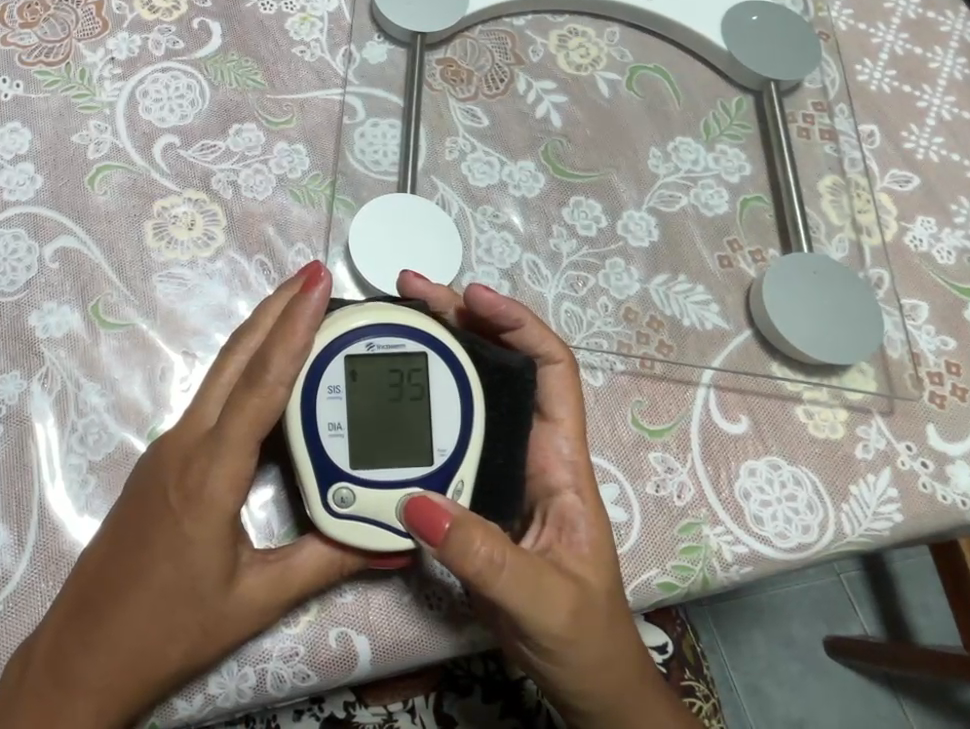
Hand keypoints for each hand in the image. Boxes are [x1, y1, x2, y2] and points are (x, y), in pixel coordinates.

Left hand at [0, 260, 384, 728]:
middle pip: (232, 361)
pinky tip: (269, 377)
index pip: (260, 385)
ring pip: (218, 376)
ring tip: (297, 306)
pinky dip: (244, 374)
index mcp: (210, 471)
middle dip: (273, 310)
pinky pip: (210, 403)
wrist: (86, 650)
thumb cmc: (169, 627)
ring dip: (258, 336)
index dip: (292, 329)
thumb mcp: (255, 599)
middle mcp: (185, 444)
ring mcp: (168, 449)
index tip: (314, 283)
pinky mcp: (164, 462)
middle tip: (312, 273)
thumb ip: (325, 562)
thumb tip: (391, 544)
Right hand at [393, 272, 694, 728]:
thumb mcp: (537, 598)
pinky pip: (446, 432)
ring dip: (440, 350)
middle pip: (504, 364)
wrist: (582, 677)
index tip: (474, 297)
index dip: (518, 324)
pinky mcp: (474, 489)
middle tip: (411, 291)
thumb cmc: (581, 635)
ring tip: (397, 320)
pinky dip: (419, 402)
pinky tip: (388, 393)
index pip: (552, 370)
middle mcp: (530, 450)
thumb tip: (416, 502)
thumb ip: (481, 555)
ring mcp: (501, 467)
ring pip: (472, 392)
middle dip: (463, 318)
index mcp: (559, 461)